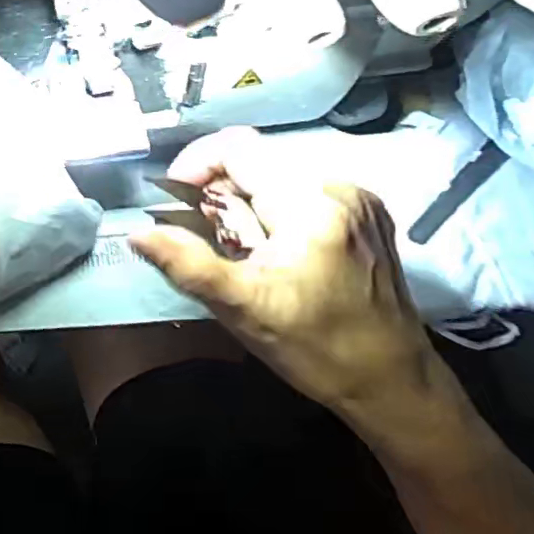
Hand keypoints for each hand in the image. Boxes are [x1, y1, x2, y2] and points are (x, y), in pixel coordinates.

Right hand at [131, 127, 451, 431]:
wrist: (395, 385)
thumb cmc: (317, 349)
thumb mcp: (242, 308)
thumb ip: (186, 264)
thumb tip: (138, 234)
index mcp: (311, 205)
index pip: (236, 149)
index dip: (194, 164)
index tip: (173, 197)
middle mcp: (339, 187)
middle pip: (254, 161)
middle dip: (218, 191)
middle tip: (207, 233)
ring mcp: (358, 197)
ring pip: (275, 173)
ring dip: (243, 200)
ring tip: (239, 245)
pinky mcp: (366, 210)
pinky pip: (299, 187)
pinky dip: (272, 206)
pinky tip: (273, 245)